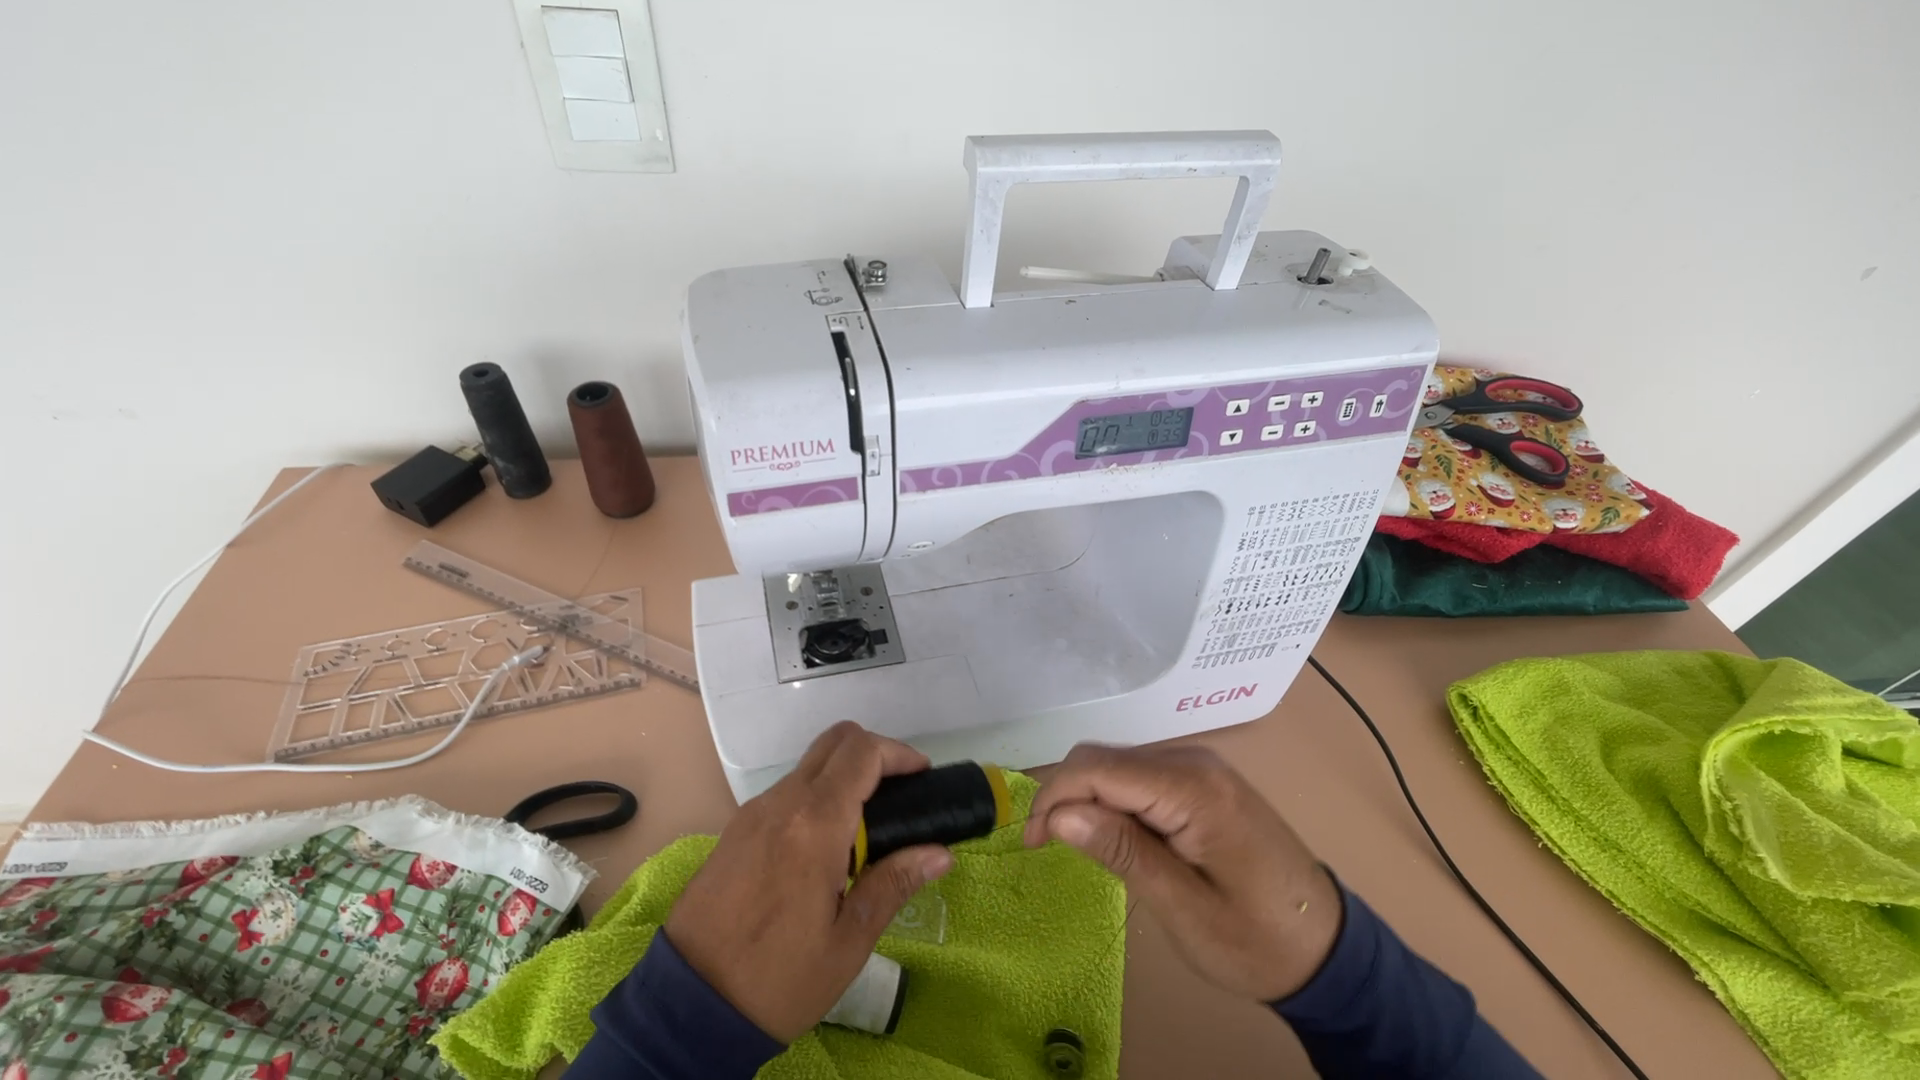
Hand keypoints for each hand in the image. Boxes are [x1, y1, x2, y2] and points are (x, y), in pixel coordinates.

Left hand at [666, 722, 952, 1041]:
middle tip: (900, 793)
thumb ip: (894, 883)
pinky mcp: (735, 831)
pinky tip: (828, 846)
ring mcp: (752, 814)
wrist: (688, 1006)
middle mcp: (781, 804)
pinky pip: (785, 794)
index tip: (923, 776)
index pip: (862, 752)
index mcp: (814, 824)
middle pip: (834, 741)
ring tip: (869, 829)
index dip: (899, 753)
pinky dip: (816, 797)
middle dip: (874, 753)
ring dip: (843, 776)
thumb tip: (940, 852)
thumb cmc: (778, 978)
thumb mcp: (848, 940)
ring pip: (808, 766)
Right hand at [1025, 743, 1342, 1002]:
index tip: (1032, 843)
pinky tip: (1113, 837)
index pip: (1099, 768)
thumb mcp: (1184, 908)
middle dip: (1066, 796)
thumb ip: (1123, 852)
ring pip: (1118, 765)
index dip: (1054, 797)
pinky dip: (1113, 801)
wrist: (1325, 949)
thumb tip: (1062, 814)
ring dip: (1088, 799)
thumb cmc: (1255, 940)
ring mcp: (1201, 769)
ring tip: (1080, 848)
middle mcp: (1195, 763)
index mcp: (1194, 789)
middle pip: (1104, 759)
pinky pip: (1140, 777)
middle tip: (1049, 848)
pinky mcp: (1203, 783)